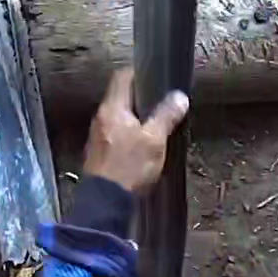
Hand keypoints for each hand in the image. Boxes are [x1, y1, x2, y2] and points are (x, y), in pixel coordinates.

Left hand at [83, 69, 188, 192]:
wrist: (106, 203)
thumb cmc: (130, 167)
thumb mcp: (155, 140)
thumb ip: (166, 116)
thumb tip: (179, 97)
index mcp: (112, 108)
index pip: (122, 77)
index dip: (139, 72)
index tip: (157, 76)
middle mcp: (101, 117)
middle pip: (121, 96)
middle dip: (141, 97)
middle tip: (163, 100)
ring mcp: (98, 135)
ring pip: (119, 115)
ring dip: (136, 116)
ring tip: (157, 122)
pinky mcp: (100, 152)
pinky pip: (116, 132)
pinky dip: (130, 131)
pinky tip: (144, 142)